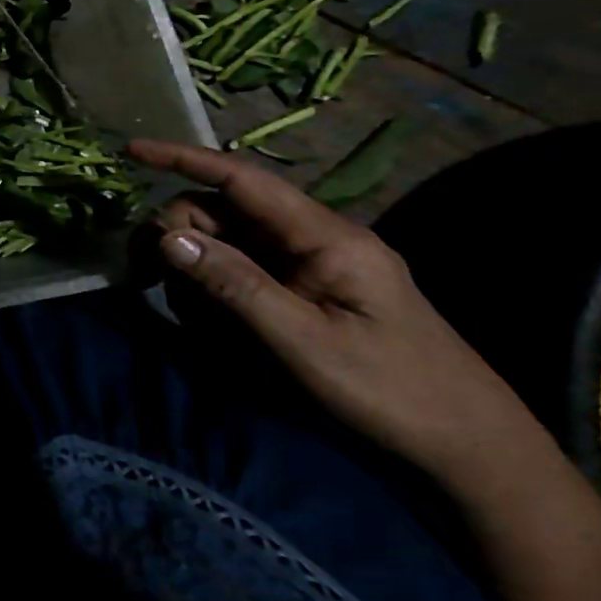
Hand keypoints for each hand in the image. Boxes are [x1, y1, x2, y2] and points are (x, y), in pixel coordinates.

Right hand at [129, 139, 541, 476]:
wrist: (470, 449)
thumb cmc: (393, 391)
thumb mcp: (304, 342)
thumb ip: (234, 285)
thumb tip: (166, 238)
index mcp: (325, 236)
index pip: (242, 179)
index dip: (183, 159)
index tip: (130, 151)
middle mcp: (311, 238)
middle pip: (218, 213)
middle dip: (174, 238)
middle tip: (146, 279)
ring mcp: (306, 264)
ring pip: (221, 243)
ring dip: (191, 271)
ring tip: (191, 317)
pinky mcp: (301, 288)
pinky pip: (237, 270)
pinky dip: (211, 290)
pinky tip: (212, 324)